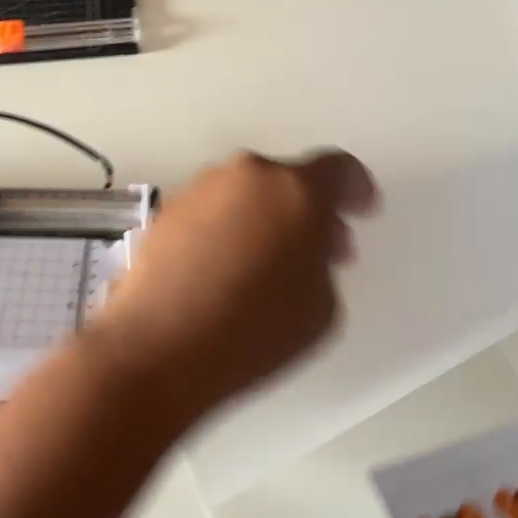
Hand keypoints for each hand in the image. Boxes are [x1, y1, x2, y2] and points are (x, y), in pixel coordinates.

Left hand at [85, 149, 377, 424]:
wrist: (157, 347)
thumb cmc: (255, 331)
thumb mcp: (322, 307)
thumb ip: (323, 262)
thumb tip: (304, 247)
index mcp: (296, 189)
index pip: (338, 169)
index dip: (355, 189)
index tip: (360, 211)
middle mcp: (247, 175)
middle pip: (287, 182)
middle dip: (305, 212)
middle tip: (315, 251)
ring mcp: (199, 189)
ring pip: (246, 194)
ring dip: (263, 219)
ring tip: (263, 267)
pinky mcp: (165, 211)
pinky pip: (211, 212)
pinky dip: (226, 231)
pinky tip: (223, 272)